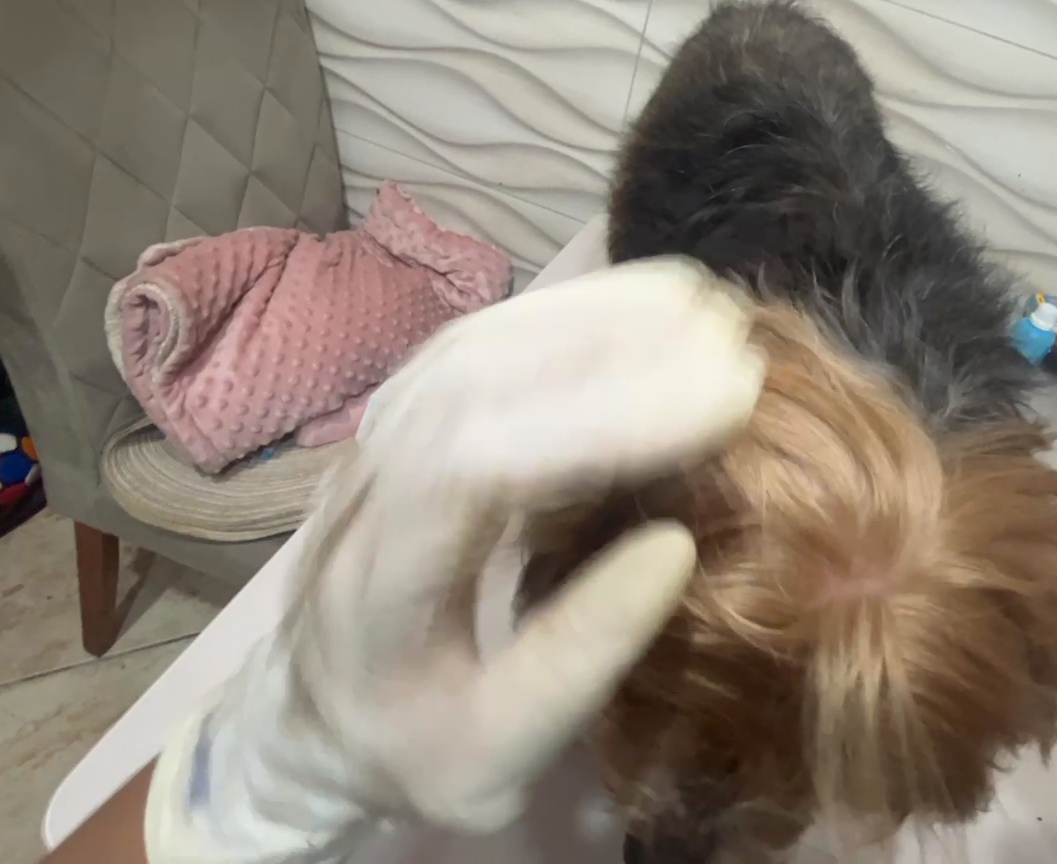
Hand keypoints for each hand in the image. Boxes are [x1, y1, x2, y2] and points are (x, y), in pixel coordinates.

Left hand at [143, 259, 765, 862]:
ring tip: (708, 314)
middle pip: (486, 370)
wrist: (321, 693)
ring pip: (499, 331)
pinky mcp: (427, 392)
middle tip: (734, 350)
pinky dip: (585, 306)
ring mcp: (397, 414)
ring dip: (608, 312)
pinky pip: (507, 326)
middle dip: (620, 349)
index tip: (725, 403)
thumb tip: (676, 546)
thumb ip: (576, 660)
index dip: (606, 421)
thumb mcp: (488, 754)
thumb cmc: (407, 732)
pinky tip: (654, 303)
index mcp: (381, 569)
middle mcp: (377, 465)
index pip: (480, 463)